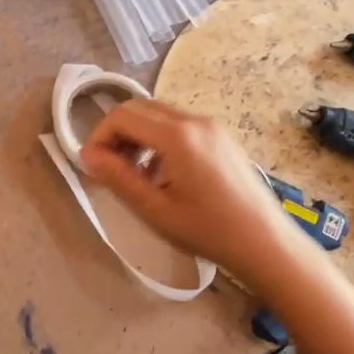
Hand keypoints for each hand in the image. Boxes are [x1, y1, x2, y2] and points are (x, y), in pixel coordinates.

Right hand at [78, 98, 303, 273]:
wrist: (267, 244)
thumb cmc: (208, 230)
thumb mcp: (155, 209)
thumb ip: (117, 178)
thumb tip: (86, 155)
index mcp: (176, 135)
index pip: (122, 116)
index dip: (99, 136)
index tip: (93, 166)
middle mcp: (194, 120)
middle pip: (140, 108)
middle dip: (117, 133)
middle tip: (111, 168)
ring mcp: (212, 127)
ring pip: (159, 115)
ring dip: (138, 137)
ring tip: (136, 175)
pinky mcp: (222, 138)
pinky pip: (180, 126)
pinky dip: (160, 140)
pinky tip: (164, 176)